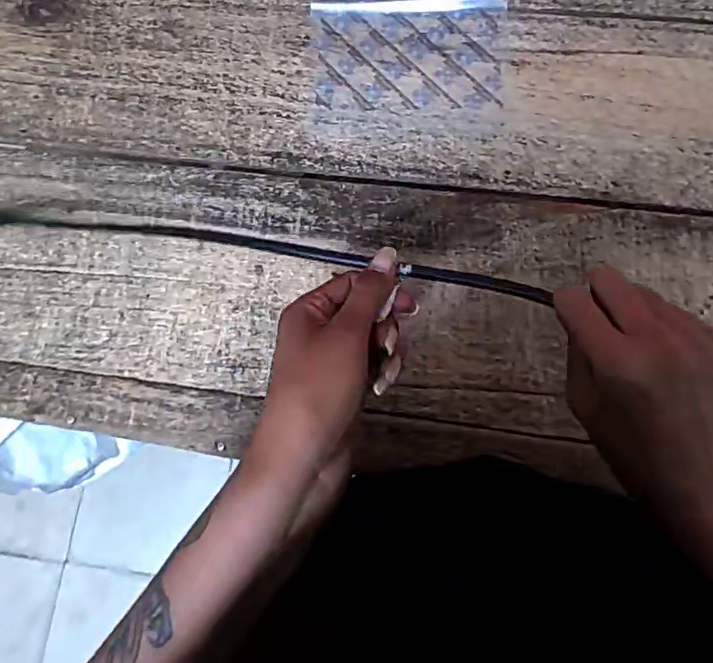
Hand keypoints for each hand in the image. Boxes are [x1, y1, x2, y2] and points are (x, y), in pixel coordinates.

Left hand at [248, 248, 415, 488]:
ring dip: (388, 350)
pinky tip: (380, 385)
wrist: (304, 458)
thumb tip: (387, 254)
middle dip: (386, 325)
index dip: (382, 290)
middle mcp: (319, 331)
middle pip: (367, 309)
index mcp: (310, 311)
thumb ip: (370, 291)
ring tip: (383, 369)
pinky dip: (382, 369)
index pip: (353, 283)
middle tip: (388, 343)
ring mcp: (332, 359)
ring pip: (375, 337)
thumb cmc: (318, 390)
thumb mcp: (347, 333)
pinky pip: (372, 362)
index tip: (408, 305)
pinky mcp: (345, 382)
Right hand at [554, 266, 712, 532]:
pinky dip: (663, 328)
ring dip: (632, 311)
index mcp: (619, 362)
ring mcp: (694, 338)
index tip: (571, 318)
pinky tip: (669, 362)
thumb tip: (578, 311)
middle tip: (601, 324)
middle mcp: (657, 340)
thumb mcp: (584, 405)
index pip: (576, 299)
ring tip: (640, 349)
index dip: (567, 305)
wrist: (706, 487)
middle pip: (610, 279)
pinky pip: (675, 313)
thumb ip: (576, 350)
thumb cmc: (633, 454)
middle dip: (597, 294)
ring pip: (644, 293)